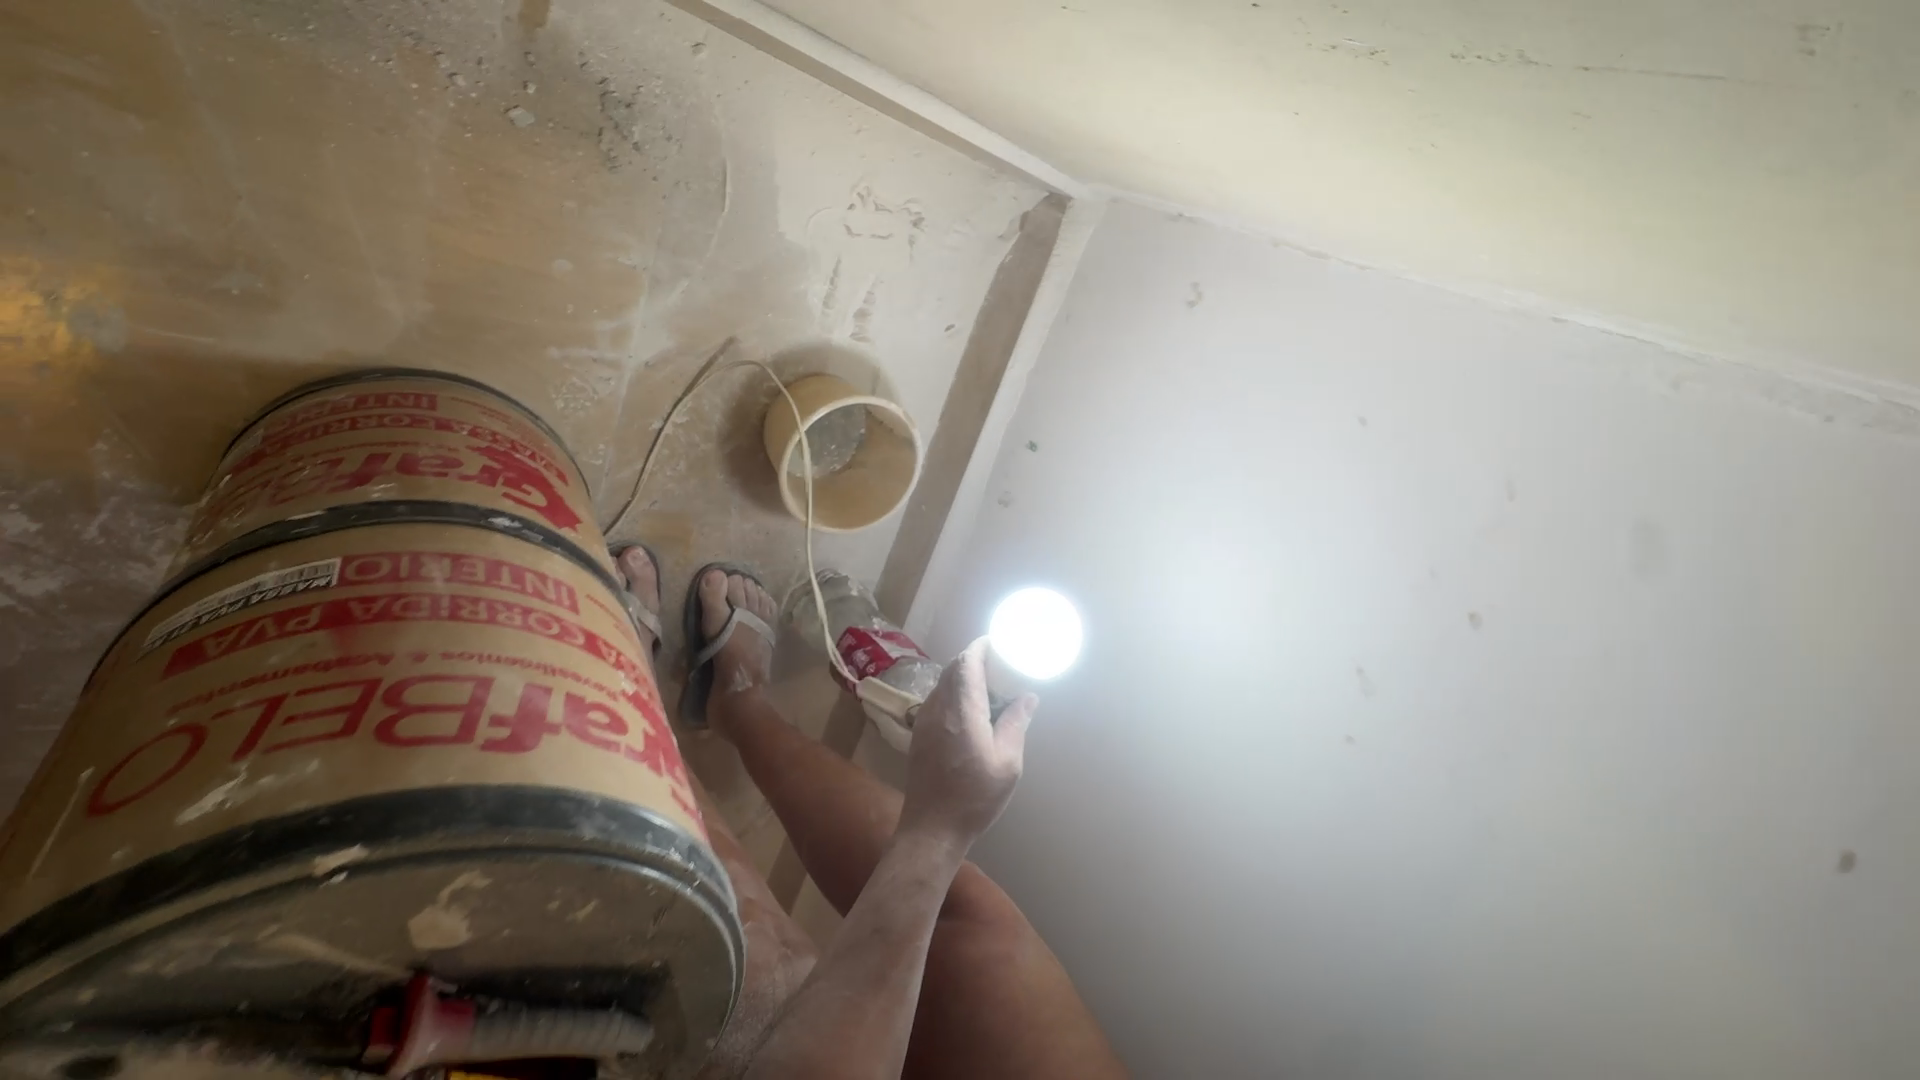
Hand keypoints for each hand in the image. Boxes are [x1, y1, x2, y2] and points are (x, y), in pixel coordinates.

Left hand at [899, 638, 1036, 846]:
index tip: (996, 642)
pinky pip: (936, 701)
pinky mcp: (919, 735)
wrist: (931, 829)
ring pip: (942, 685)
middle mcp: (938, 708)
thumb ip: (1016, 724)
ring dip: (962, 677)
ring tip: (988, 686)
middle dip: (973, 660)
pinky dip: (953, 694)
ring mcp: (924, 722)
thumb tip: (1028, 697)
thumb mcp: (1007, 762)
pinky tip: (970, 710)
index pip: (966, 663)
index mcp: (962, 710)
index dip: (980, 647)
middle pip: (952, 670)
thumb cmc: (974, 797)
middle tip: (998, 663)